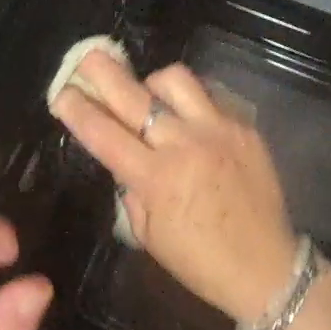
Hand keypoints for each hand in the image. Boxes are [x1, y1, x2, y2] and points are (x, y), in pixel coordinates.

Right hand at [50, 53, 298, 324]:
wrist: (268, 270)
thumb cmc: (200, 261)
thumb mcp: (148, 233)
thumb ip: (130, 188)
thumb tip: (121, 156)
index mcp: (156, 179)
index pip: (104, 133)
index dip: (77, 109)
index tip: (62, 93)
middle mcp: (184, 145)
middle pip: (133, 95)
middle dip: (103, 73)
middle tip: (88, 59)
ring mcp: (218, 130)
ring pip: (175, 80)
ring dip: (152, 82)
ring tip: (148, 93)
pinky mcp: (244, 127)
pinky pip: (209, 96)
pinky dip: (189, 101)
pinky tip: (186, 115)